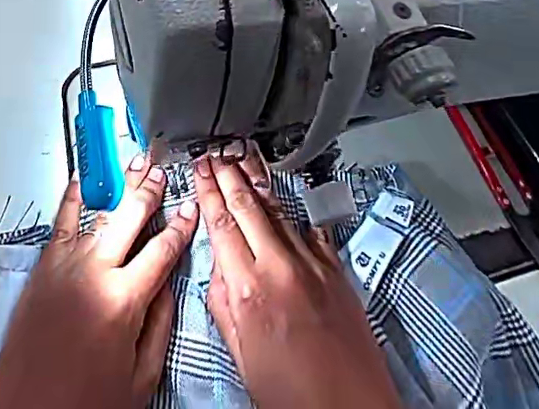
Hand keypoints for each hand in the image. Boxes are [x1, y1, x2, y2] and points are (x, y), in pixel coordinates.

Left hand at [0, 155, 197, 408]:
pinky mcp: (43, 265)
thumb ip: (158, 324)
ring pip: (97, 212)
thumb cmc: (84, 404)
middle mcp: (93, 273)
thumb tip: (166, 283)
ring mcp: (64, 264)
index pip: (161, 252)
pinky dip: (75, 196)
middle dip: (148, 192)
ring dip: (117, 185)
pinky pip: (62, 220)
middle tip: (159, 172)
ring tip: (131, 164)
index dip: (180, 228)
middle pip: (128, 218)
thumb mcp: (140, 376)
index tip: (190, 210)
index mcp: (123, 301)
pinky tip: (84, 179)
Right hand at [194, 155, 402, 407]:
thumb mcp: (243, 356)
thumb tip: (218, 271)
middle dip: (229, 174)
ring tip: (244, 164)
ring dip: (258, 184)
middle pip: (248, 205)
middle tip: (217, 154)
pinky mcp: (337, 274)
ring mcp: (312, 267)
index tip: (200, 169)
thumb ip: (224, 306)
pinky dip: (294, 214)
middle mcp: (281, 269)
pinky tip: (285, 203)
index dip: (208, 190)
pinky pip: (311, 231)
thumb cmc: (297, 399)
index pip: (221, 223)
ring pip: (278, 212)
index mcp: (249, 290)